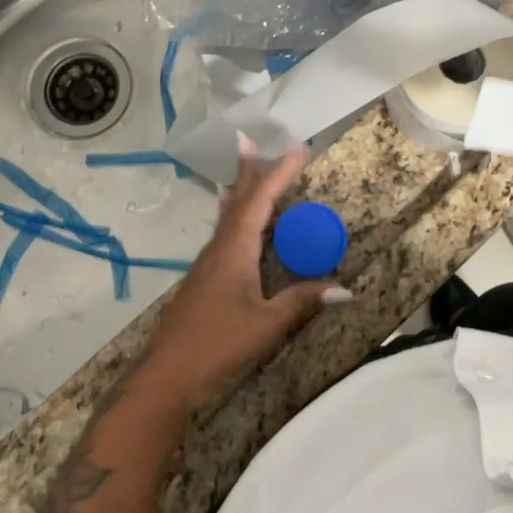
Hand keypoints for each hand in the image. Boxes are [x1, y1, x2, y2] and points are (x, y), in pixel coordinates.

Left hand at [139, 135, 349, 411]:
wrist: (167, 374)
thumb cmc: (218, 345)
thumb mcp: (266, 324)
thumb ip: (302, 302)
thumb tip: (345, 289)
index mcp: (234, 250)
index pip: (260, 200)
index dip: (280, 172)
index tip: (298, 147)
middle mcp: (219, 248)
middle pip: (236, 199)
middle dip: (247, 169)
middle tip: (251, 139)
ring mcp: (208, 263)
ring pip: (227, 215)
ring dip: (239, 190)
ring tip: (244, 169)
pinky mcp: (204, 279)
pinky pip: (223, 233)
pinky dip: (233, 215)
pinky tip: (234, 224)